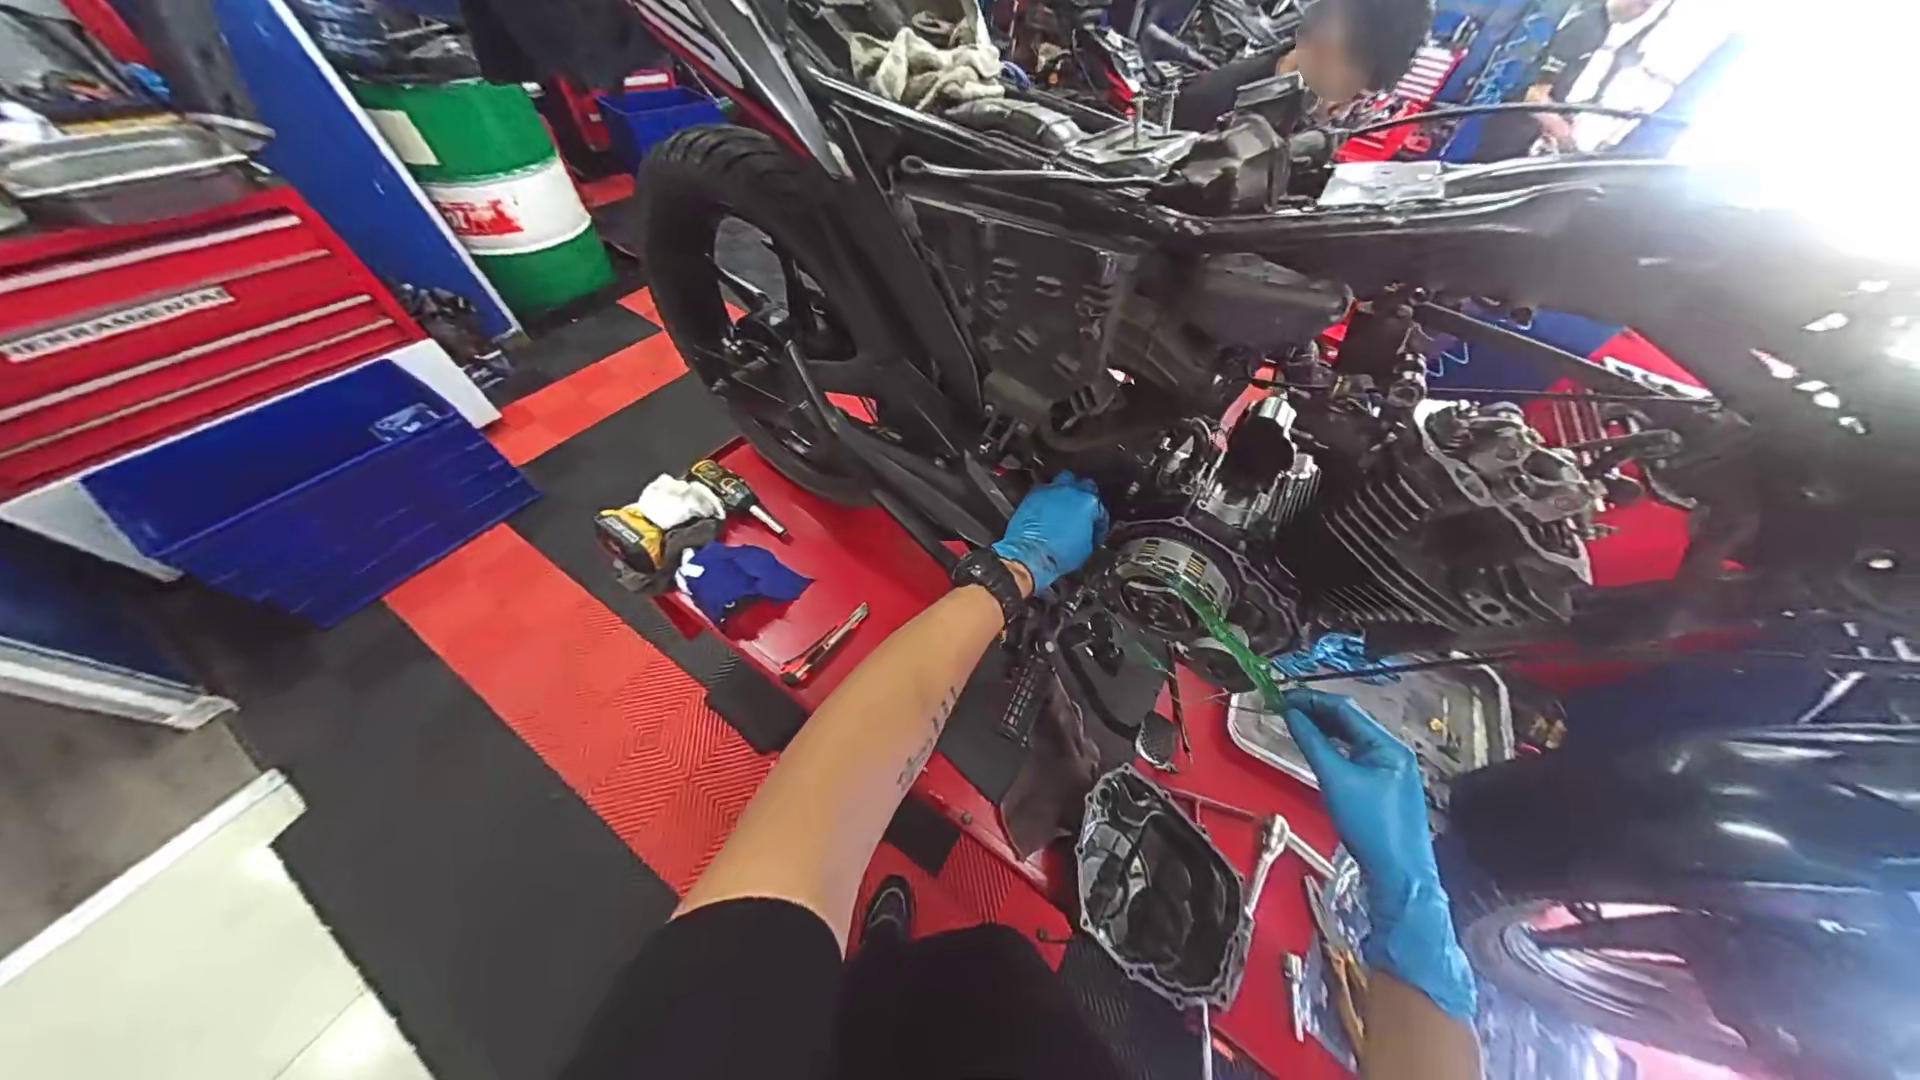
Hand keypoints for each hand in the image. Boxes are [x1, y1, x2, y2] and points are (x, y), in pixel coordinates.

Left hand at [990, 472, 1108, 593]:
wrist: (1029, 555)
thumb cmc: (1061, 555)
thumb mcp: (1086, 548)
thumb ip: (1089, 532)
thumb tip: (1086, 530)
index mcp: (1089, 503)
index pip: (1100, 510)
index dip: (1099, 524)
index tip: (1095, 535)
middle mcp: (1071, 490)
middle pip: (1084, 485)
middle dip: (1085, 496)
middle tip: (1081, 512)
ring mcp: (1050, 490)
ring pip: (1064, 479)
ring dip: (1066, 489)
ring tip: (1064, 504)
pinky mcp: (1032, 494)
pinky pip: (1044, 489)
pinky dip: (1048, 496)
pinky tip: (1046, 508)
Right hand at [1283, 689, 1477, 1018]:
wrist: (1399, 875)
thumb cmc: (1374, 829)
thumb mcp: (1334, 778)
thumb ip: (1311, 741)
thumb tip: (1293, 716)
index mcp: (1389, 746)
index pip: (1344, 709)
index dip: (1311, 699)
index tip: (1284, 697)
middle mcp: (1393, 753)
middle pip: (1348, 720)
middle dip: (1315, 711)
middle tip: (1284, 708)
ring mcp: (1390, 769)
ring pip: (1349, 736)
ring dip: (1321, 727)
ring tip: (1294, 722)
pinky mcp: (1382, 785)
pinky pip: (1352, 753)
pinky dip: (1331, 745)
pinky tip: (1314, 745)